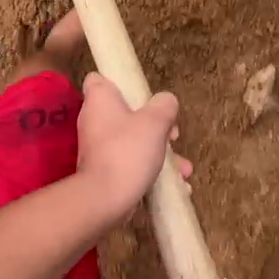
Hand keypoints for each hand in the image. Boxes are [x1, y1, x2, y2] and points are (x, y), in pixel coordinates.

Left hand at [75, 73, 189, 222]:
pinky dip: (149, 169)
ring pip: (132, 140)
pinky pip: (129, 161)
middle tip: (173, 136)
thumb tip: (166, 101)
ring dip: (159, 151)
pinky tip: (176, 185)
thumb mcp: (154, 122)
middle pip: (126, 111)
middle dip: (155, 125)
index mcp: (99, 99)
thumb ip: (164, 106)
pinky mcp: (102, 169)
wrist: (104, 199)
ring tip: (184, 169)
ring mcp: (97, 146)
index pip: (99, 79)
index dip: (119, 83)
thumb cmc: (127, 151)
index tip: (143, 96)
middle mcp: (94, 119)